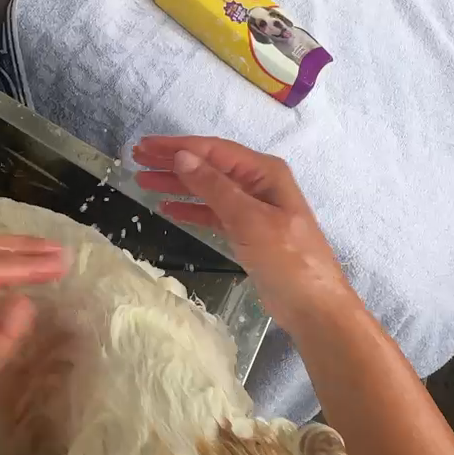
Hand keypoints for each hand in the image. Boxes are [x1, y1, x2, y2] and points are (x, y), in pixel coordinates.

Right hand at [132, 136, 358, 330]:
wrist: (315, 308)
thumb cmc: (288, 259)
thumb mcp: (249, 219)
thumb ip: (213, 186)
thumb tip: (182, 156)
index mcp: (264, 172)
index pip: (213, 150)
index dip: (177, 146)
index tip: (145, 146)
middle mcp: (258, 183)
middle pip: (208, 165)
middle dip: (173, 161)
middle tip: (138, 158)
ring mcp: (253, 208)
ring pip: (207, 188)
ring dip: (176, 184)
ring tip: (143, 180)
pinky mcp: (247, 232)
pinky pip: (212, 212)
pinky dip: (190, 208)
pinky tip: (167, 207)